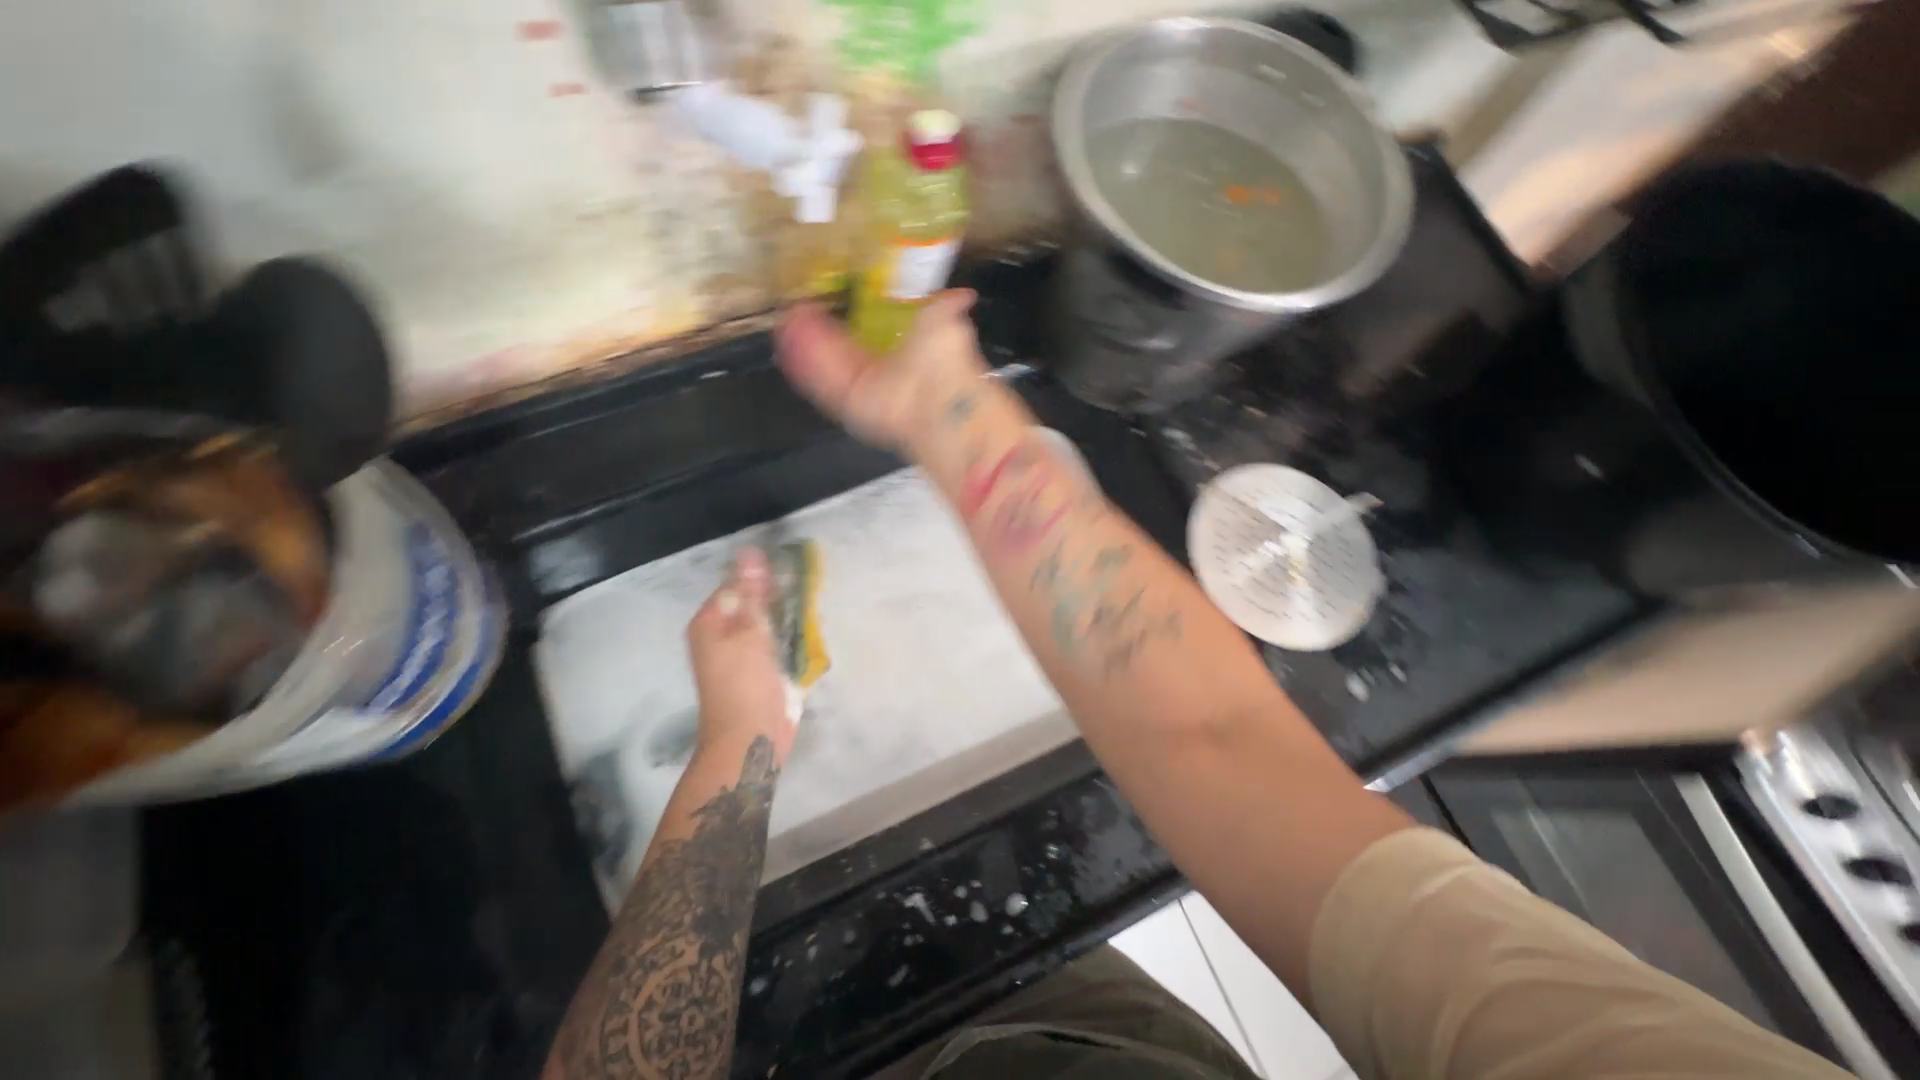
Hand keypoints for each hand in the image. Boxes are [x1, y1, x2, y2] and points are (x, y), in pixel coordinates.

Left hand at [686, 548, 794, 762]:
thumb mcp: (749, 632)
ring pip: (770, 625)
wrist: (751, 739)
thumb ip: (752, 593)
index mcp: (710, 623)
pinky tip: (813, 635)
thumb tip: (750, 552)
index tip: (794, 570)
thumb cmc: (745, 684)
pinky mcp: (762, 673)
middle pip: (754, 604)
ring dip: (791, 619)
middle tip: (809, 589)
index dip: (763, 576)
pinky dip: (794, 641)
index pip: (735, 584)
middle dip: (781, 599)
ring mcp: (743, 656)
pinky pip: (779, 646)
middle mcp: (723, 636)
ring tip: (814, 611)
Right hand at [774, 290, 985, 452]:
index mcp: (904, 356)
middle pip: (841, 354)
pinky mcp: (847, 401)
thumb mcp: (946, 320)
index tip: (831, 303)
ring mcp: (862, 390)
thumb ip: (945, 306)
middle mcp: (882, 376)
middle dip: (820, 334)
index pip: (870, 339)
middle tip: (799, 310)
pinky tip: (787, 337)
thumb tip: (965, 294)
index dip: (849, 322)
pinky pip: (821, 380)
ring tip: (787, 320)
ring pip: (827, 366)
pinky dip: (805, 361)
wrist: (936, 399)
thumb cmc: (944, 359)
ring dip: (807, 344)